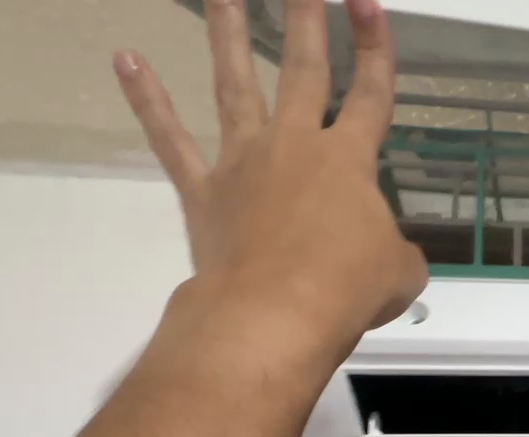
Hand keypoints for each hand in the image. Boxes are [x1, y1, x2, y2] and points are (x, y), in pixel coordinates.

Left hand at [114, 0, 427, 375]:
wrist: (278, 313)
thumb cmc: (349, 289)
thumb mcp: (401, 272)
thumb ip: (398, 250)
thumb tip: (387, 251)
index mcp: (349, 162)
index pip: (371, 96)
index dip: (374, 48)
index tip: (367, 1)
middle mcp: (295, 146)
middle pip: (302, 71)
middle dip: (305, 20)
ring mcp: (244, 163)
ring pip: (234, 86)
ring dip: (228, 34)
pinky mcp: (205, 191)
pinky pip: (172, 140)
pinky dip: (148, 101)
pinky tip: (127, 61)